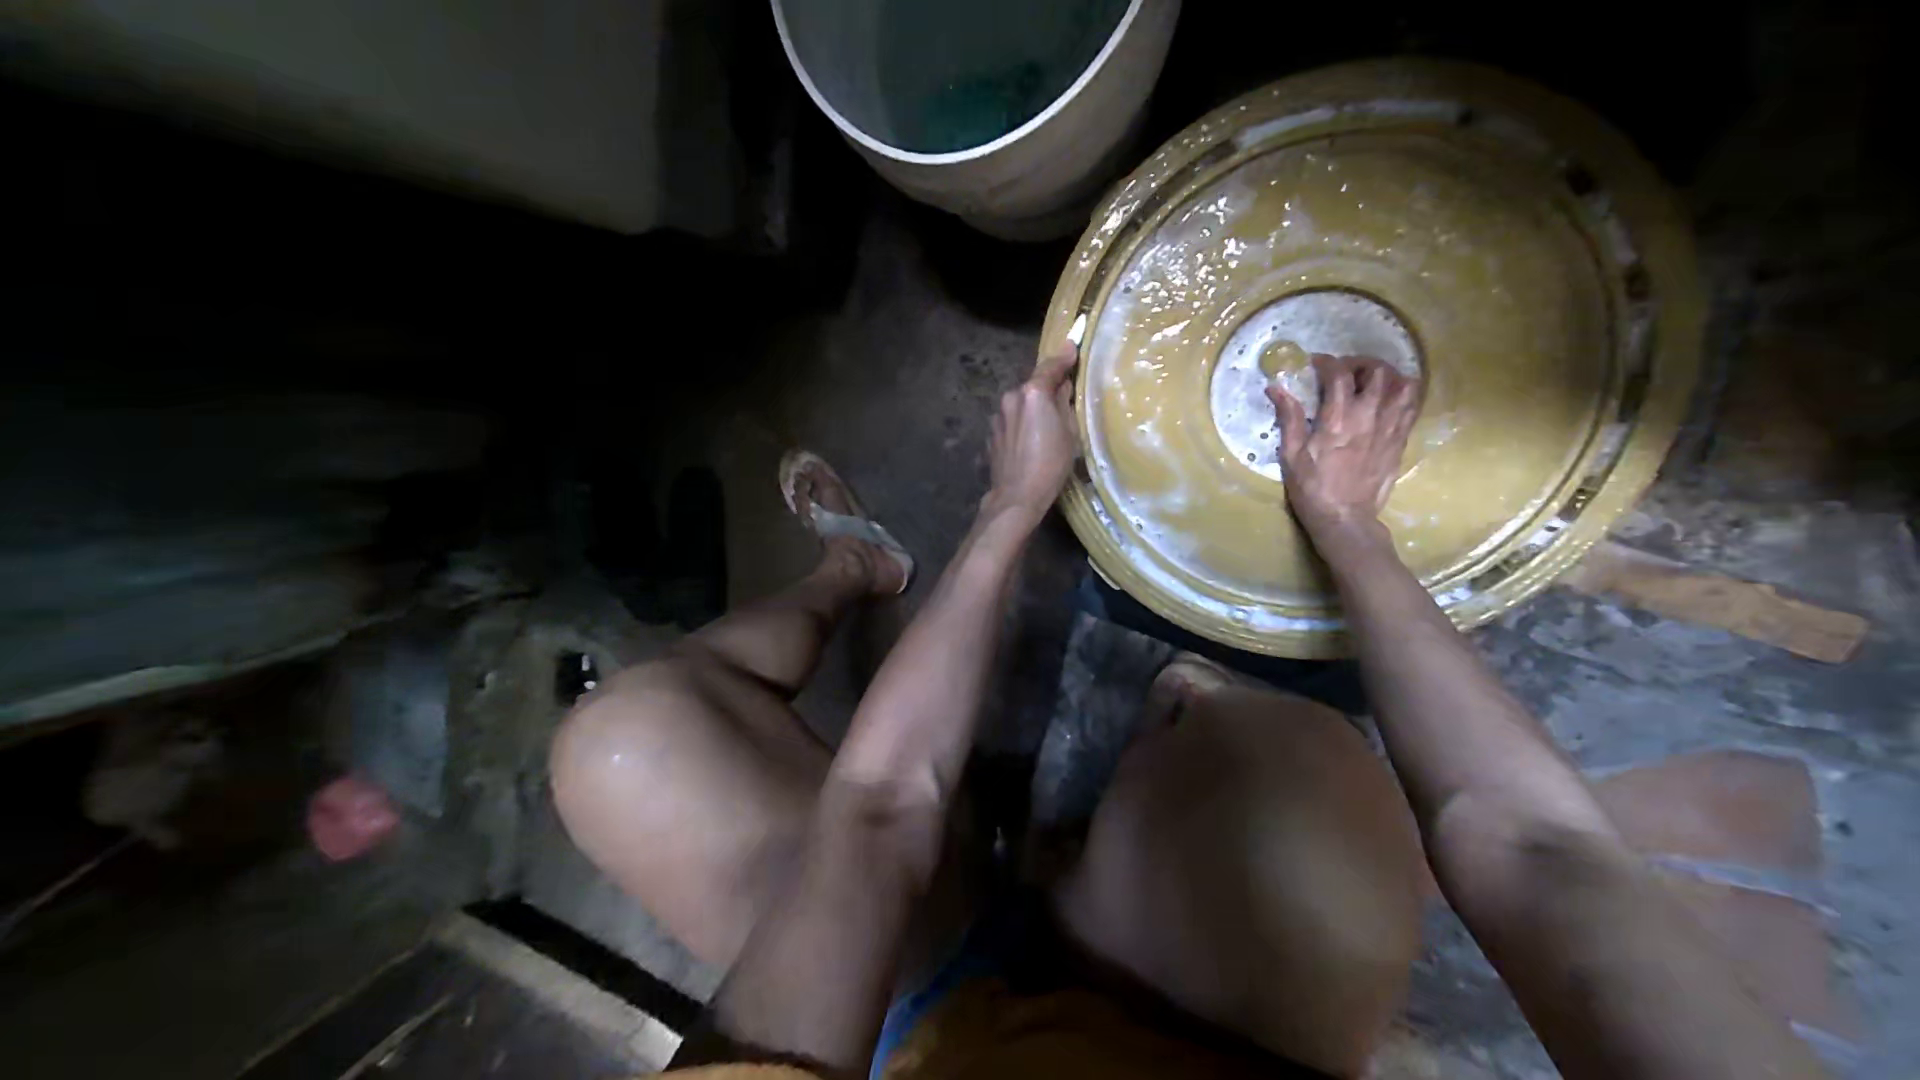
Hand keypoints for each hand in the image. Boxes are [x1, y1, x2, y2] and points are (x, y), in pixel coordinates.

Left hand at [985, 345, 1079, 522]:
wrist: (1016, 495)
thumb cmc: (1050, 464)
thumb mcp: (1068, 432)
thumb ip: (1064, 402)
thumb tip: (1062, 386)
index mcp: (1032, 393)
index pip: (1050, 367)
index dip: (1064, 357)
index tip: (1073, 346)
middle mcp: (1010, 398)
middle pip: (1032, 387)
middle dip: (1046, 391)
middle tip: (1063, 401)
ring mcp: (997, 416)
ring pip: (1020, 405)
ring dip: (1031, 410)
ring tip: (1044, 429)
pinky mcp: (991, 433)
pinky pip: (1011, 421)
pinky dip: (1021, 424)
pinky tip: (1029, 442)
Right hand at [1267, 354, 1420, 545]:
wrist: (1345, 517)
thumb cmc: (1312, 488)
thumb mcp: (1291, 454)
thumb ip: (1289, 417)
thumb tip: (1275, 388)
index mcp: (1338, 418)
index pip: (1339, 374)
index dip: (1327, 362)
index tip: (1316, 363)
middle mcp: (1369, 416)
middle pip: (1377, 371)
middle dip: (1359, 364)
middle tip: (1344, 371)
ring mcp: (1390, 427)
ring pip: (1403, 384)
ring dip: (1387, 376)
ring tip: (1370, 382)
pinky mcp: (1400, 439)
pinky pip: (1412, 405)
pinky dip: (1402, 394)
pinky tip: (1387, 399)